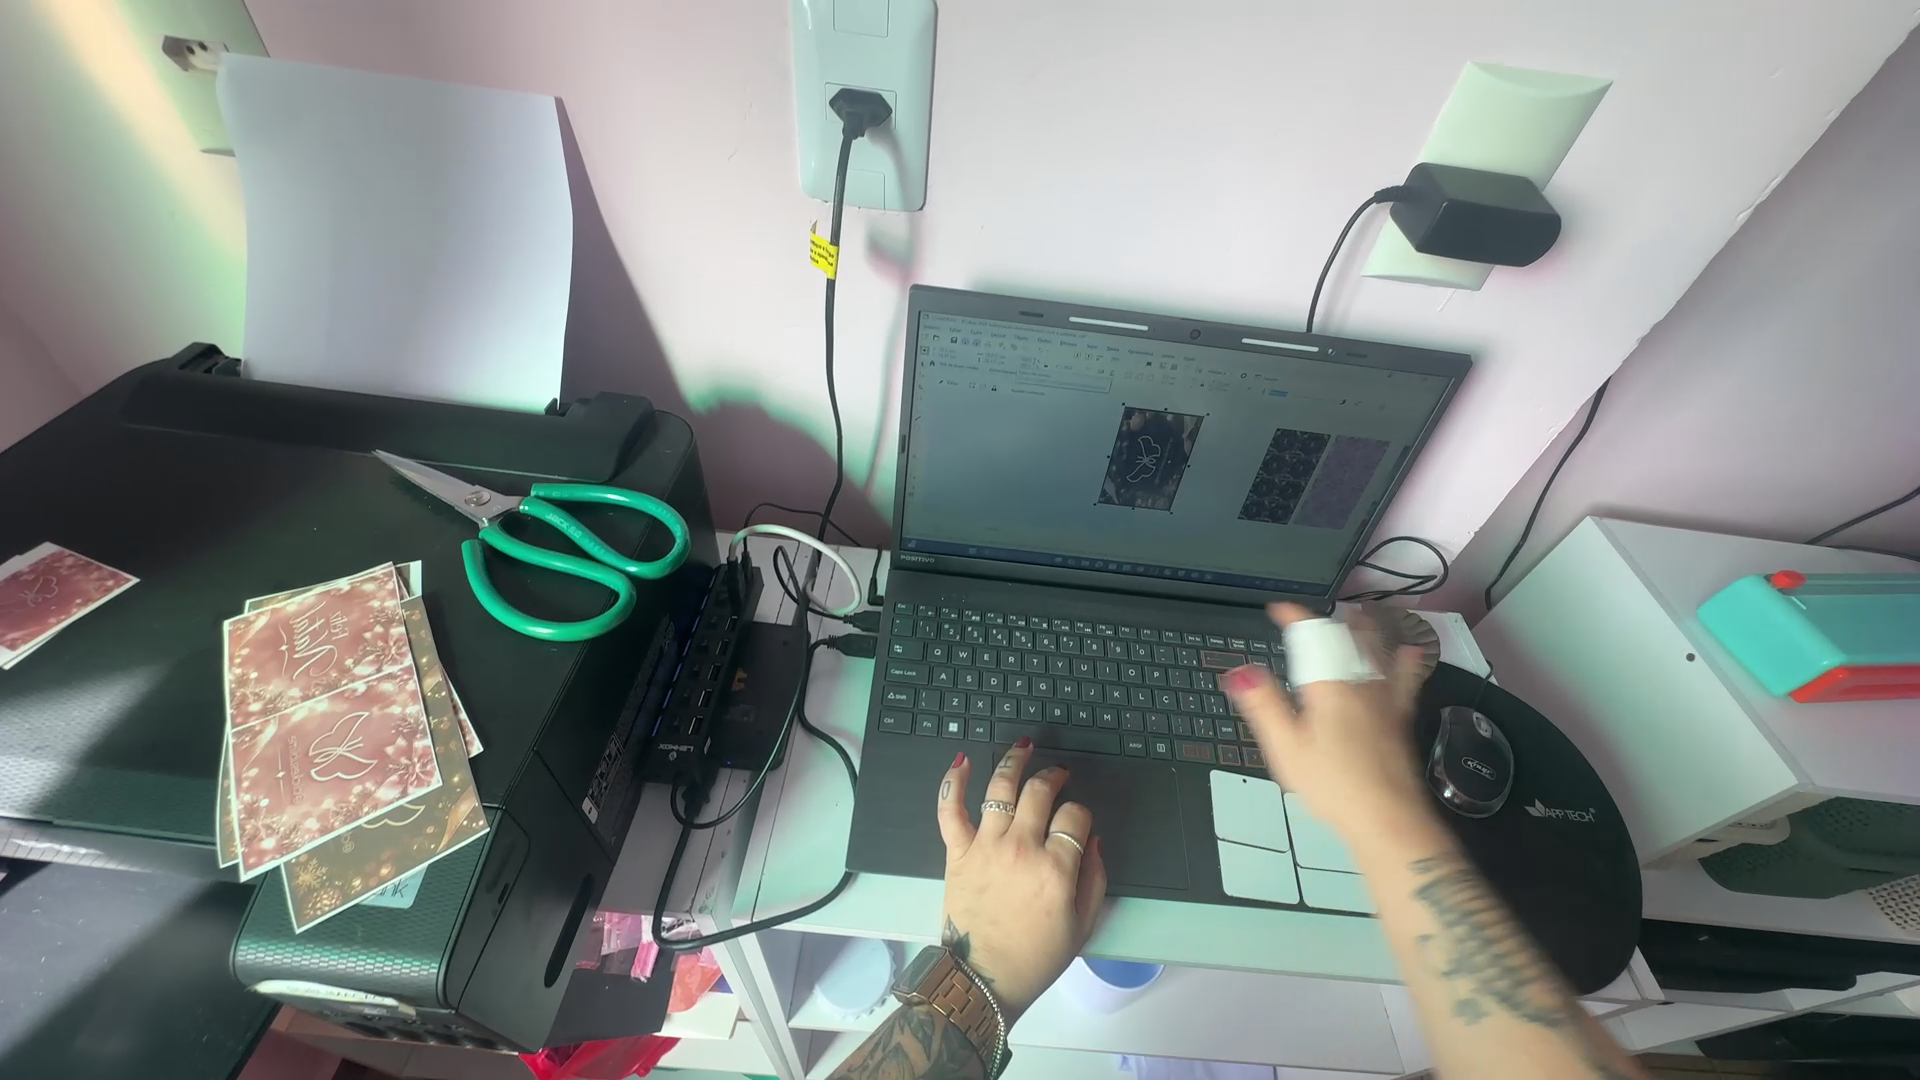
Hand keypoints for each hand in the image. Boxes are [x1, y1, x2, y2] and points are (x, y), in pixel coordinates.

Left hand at [934, 738, 1108, 1021]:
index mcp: (1055, 868)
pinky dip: (953, 782)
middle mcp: (1021, 848)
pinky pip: (950, 809)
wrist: (983, 980)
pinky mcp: (958, 851)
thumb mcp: (1082, 926)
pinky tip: (962, 761)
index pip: (1075, 817)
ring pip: (1000, 788)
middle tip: (1058, 773)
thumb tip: (1092, 841)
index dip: (1081, 813)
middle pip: (1040, 792)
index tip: (1078, 821)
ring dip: (1013, 761)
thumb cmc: (1034, 957)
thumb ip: (1094, 880)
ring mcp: (986, 846)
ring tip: (1024, 747)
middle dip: (1054, 775)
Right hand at [1222, 603, 1432, 837]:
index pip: (1312, 639)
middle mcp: (1361, 688)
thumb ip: (1263, 704)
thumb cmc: (1336, 787)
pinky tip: (1412, 654)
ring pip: (1377, 655)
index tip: (1280, 609)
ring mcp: (1385, 703)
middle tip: (1315, 615)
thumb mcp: (1285, 747)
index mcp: (1330, 688)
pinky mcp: (1400, 720)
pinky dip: (1405, 661)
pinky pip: (1404, 680)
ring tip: (1361, 615)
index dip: (1295, 618)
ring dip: (1366, 631)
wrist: (1389, 821)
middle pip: (1347, 642)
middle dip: (1329, 622)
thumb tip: (1239, 672)